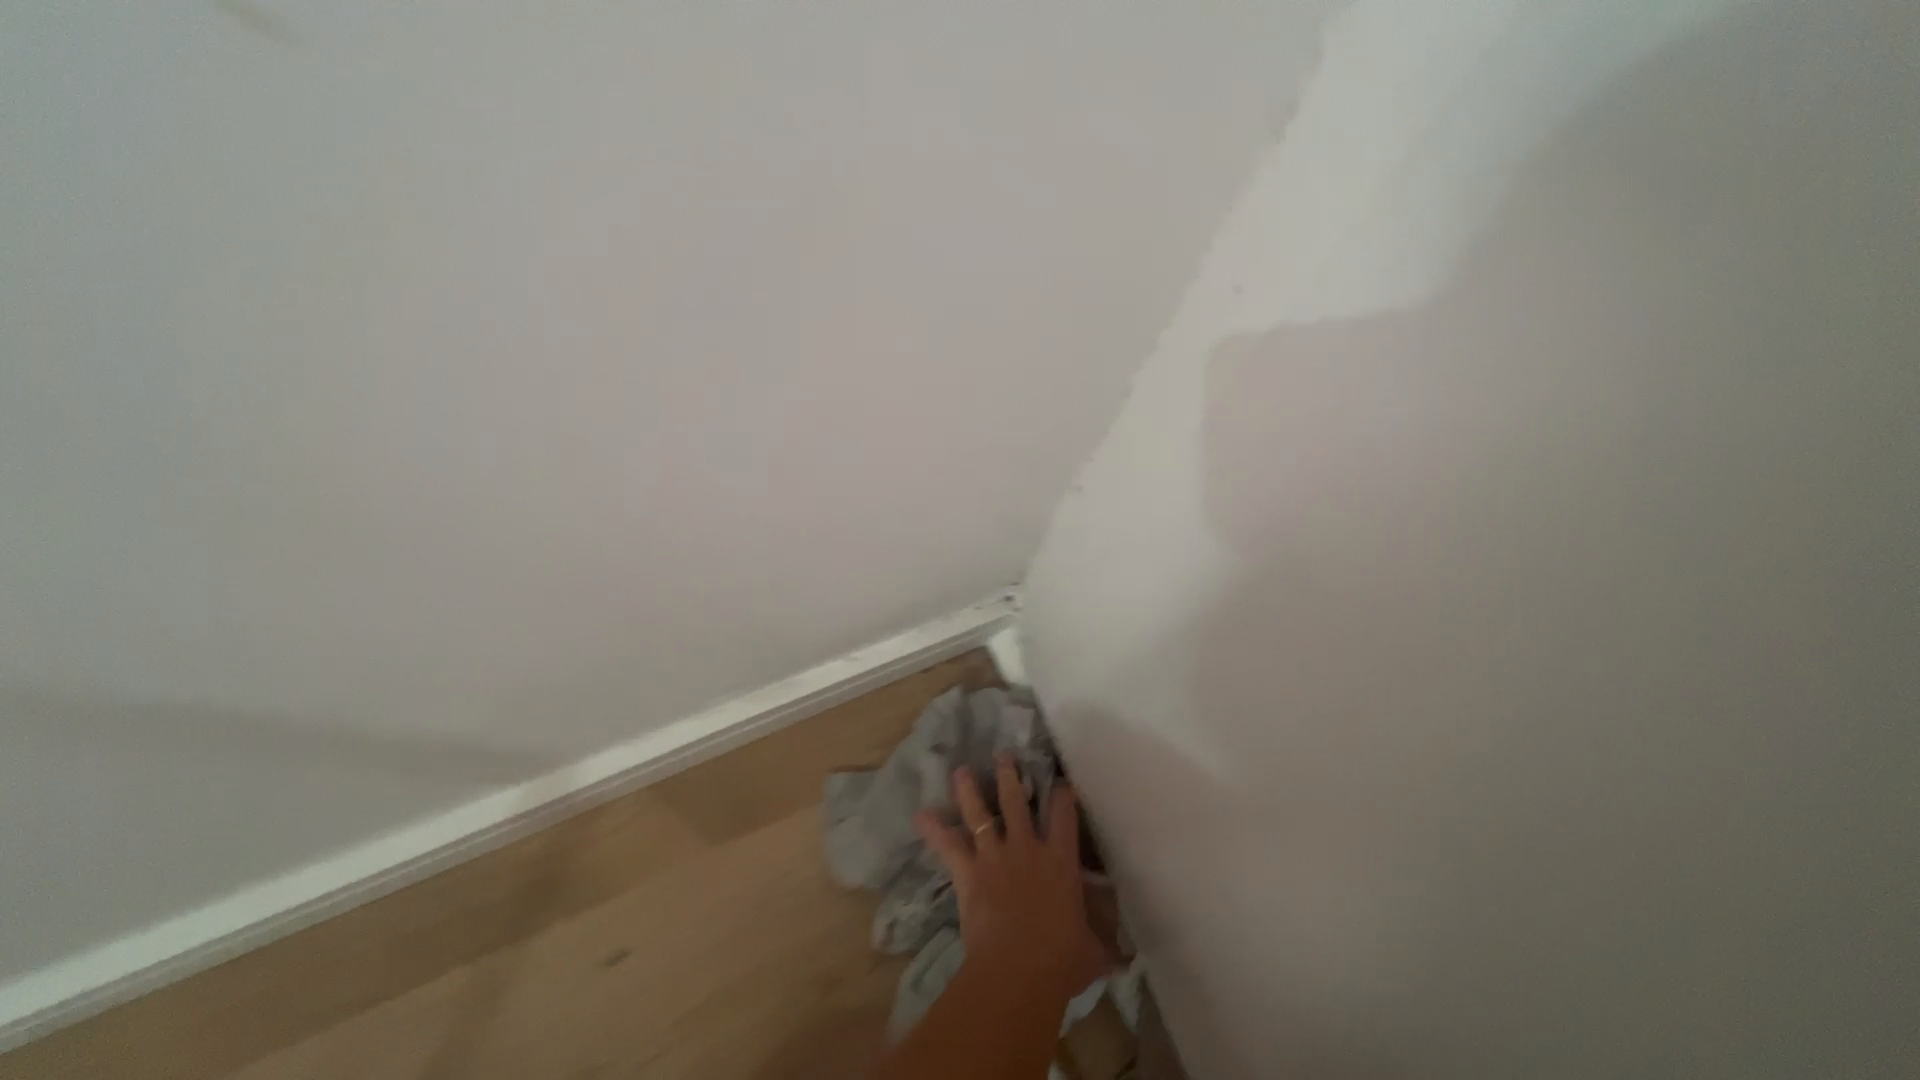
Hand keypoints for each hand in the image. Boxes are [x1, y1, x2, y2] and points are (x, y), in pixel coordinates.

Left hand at [915, 755, 1111, 997]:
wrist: (1018, 968)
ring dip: (970, 791)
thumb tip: (1123, 956)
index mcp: (1062, 862)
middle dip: (1010, 776)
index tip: (1061, 781)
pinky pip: (949, 847)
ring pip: (981, 815)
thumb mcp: (1095, 950)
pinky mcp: (970, 874)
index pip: (1065, 816)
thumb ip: (1105, 944)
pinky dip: (934, 831)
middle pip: (1017, 803)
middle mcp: (1028, 849)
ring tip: (962, 771)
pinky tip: (921, 815)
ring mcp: (996, 858)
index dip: (1063, 794)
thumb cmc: (1062, 960)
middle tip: (1003, 755)